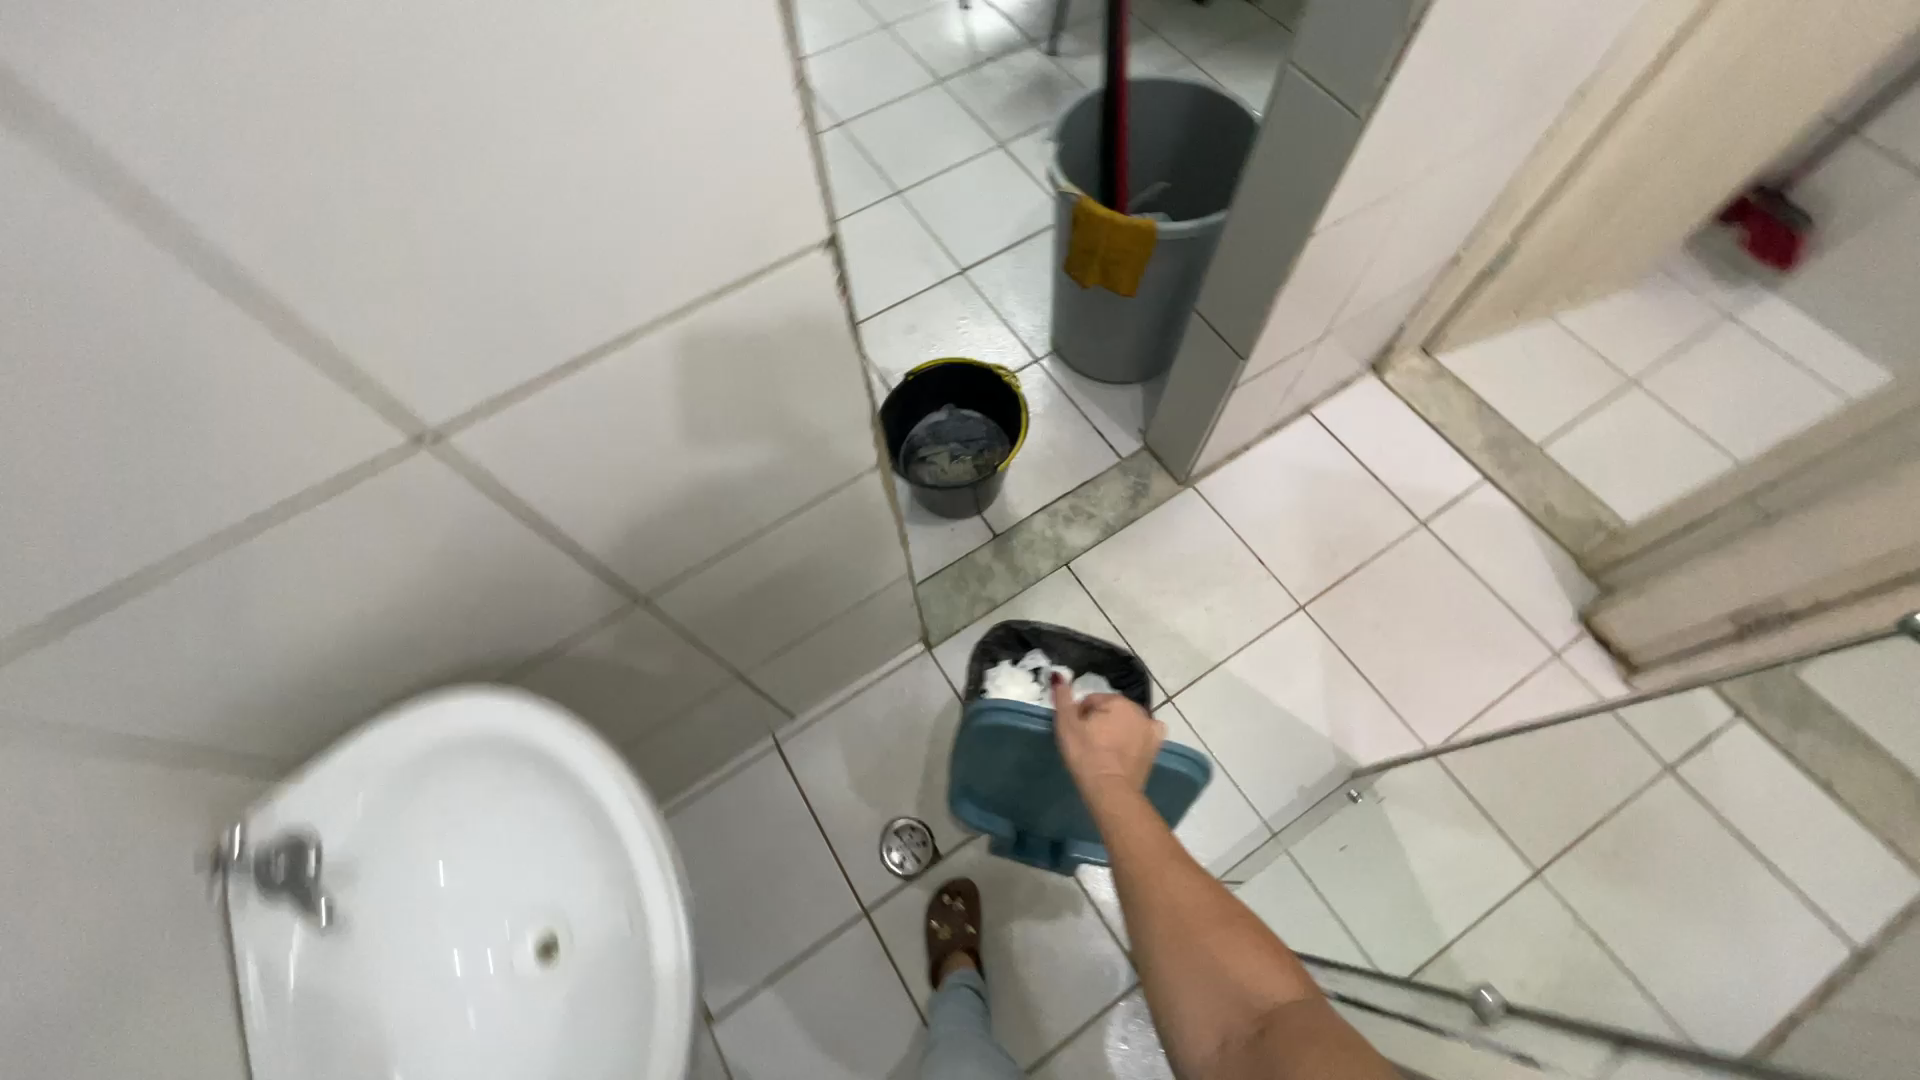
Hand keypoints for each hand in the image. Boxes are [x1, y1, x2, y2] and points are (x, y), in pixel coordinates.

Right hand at [1052, 675, 1164, 801]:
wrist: (1110, 789)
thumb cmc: (1085, 755)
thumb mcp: (1066, 724)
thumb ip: (1063, 698)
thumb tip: (1059, 676)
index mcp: (1117, 702)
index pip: (1091, 701)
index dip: (1080, 716)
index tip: (1075, 733)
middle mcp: (1138, 710)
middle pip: (1110, 709)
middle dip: (1099, 720)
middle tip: (1087, 742)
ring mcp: (1150, 729)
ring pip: (1127, 720)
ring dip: (1116, 728)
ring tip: (1104, 749)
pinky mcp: (1155, 747)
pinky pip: (1146, 732)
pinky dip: (1138, 735)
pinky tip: (1129, 745)